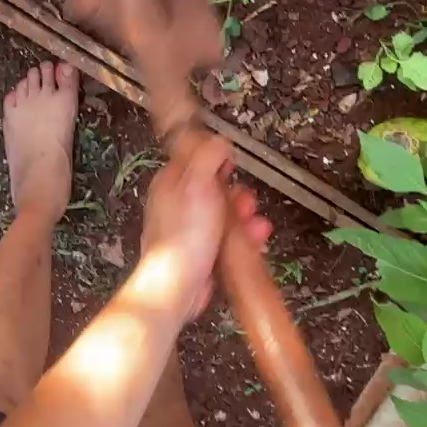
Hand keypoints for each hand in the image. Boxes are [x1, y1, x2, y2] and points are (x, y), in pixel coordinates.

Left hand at [138, 134, 271, 321]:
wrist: (178, 285)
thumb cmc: (183, 235)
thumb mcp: (197, 183)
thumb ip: (208, 156)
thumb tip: (219, 141)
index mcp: (171, 182)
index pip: (194, 157)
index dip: (216, 159)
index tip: (231, 166)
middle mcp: (179, 203)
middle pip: (215, 187)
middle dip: (236, 193)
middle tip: (244, 201)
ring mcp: (191, 228)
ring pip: (226, 213)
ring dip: (245, 216)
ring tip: (255, 224)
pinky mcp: (203, 250)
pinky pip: (229, 237)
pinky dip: (244, 237)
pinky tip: (255, 239)